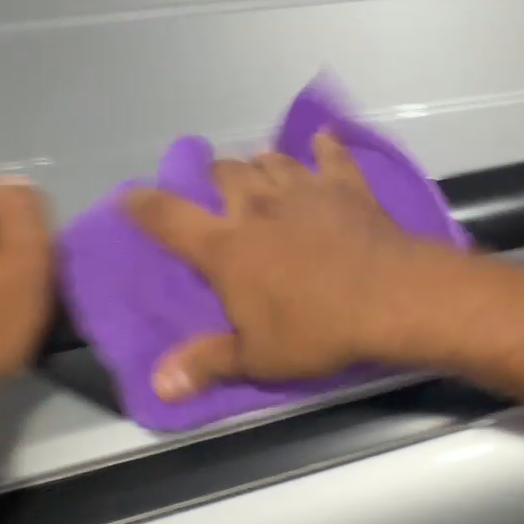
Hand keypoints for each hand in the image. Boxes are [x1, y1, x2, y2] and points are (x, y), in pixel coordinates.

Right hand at [122, 133, 449, 398]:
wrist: (391, 296)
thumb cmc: (319, 329)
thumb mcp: (259, 356)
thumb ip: (207, 362)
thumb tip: (159, 384)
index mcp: (226, 246)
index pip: (168, 216)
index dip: (144, 203)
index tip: (131, 196)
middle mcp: (259, 205)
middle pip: (224, 173)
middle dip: (215, 179)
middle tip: (219, 192)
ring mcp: (306, 189)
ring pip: (272, 159)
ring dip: (262, 164)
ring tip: (261, 172)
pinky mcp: (347, 185)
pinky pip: (332, 154)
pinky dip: (324, 146)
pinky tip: (323, 139)